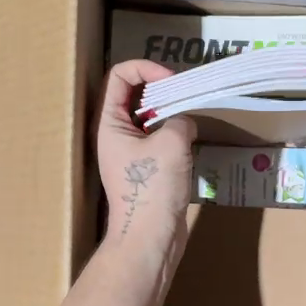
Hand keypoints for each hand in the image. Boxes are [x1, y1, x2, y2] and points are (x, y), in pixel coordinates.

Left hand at [98, 60, 194, 243]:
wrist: (149, 238)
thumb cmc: (152, 188)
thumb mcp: (172, 143)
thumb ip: (180, 120)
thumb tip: (186, 121)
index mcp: (110, 123)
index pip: (120, 76)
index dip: (145, 68)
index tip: (170, 79)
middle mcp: (116, 135)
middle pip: (135, 95)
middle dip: (162, 88)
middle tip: (187, 94)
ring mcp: (130, 153)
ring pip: (150, 119)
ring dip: (172, 112)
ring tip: (195, 113)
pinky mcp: (146, 170)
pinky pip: (160, 140)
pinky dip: (176, 134)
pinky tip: (196, 138)